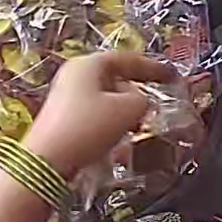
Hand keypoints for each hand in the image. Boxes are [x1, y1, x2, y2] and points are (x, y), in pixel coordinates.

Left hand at [21, 51, 173, 176]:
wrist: (48, 161)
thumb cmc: (88, 128)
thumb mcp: (127, 109)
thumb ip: (143, 100)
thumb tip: (139, 102)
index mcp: (89, 64)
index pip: (127, 59)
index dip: (153, 67)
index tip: (173, 75)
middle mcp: (75, 76)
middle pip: (115, 78)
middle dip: (136, 92)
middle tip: (153, 106)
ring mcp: (66, 98)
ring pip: (106, 99)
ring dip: (125, 111)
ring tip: (137, 126)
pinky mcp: (63, 119)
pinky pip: (95, 115)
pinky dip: (111, 122)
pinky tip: (118, 139)